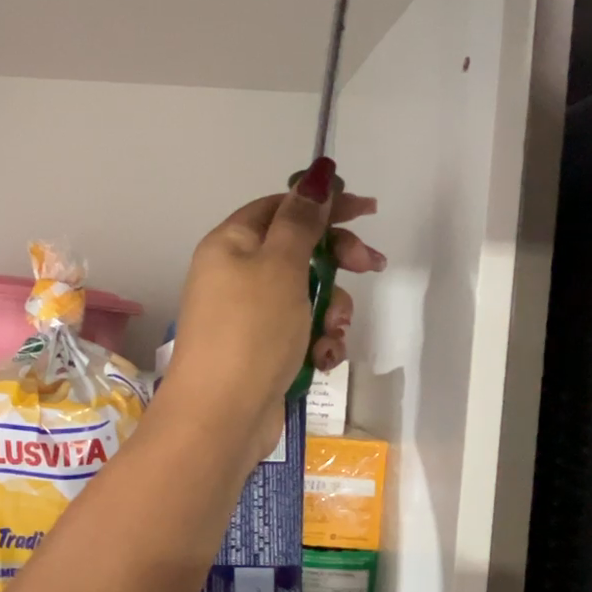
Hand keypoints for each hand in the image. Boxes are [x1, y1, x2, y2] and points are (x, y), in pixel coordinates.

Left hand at [155, 157, 383, 464]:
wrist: (221, 415)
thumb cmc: (250, 330)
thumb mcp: (280, 265)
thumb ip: (302, 221)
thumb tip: (316, 176)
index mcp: (229, 244)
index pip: (279, 207)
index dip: (322, 205)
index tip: (367, 210)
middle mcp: (234, 275)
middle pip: (298, 250)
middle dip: (337, 260)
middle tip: (370, 265)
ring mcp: (248, 316)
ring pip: (306, 295)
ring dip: (331, 309)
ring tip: (331, 332)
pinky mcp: (261, 351)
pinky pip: (300, 332)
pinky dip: (317, 341)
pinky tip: (322, 359)